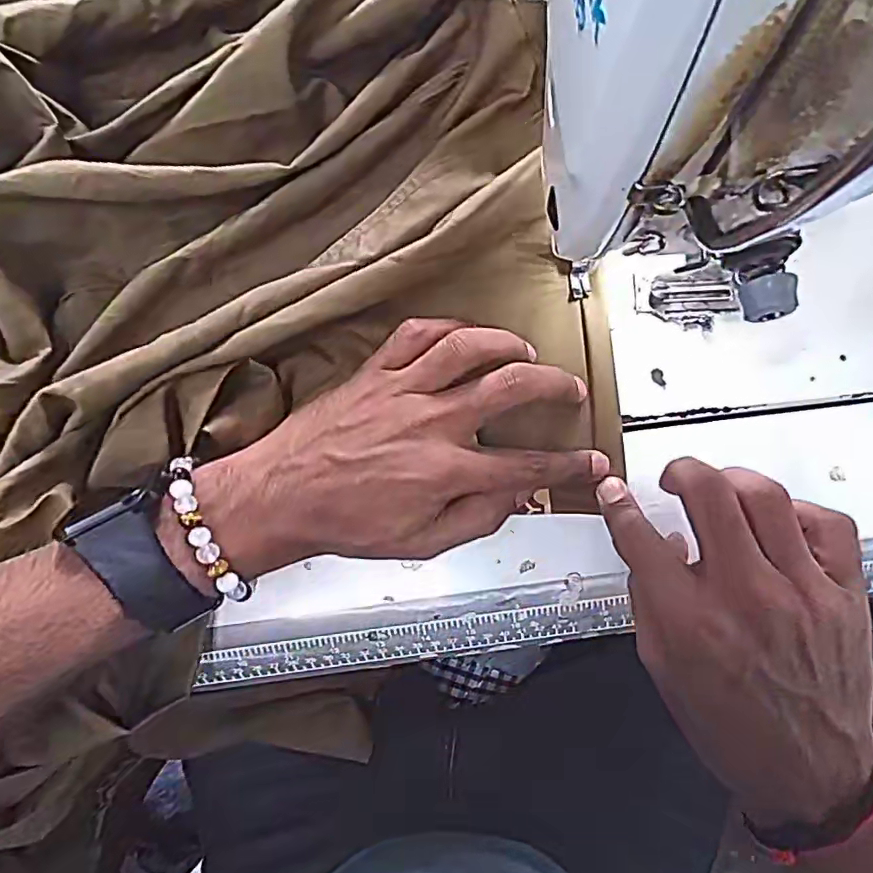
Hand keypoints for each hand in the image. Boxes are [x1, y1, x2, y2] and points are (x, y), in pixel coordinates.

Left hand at [159, 319, 607, 586]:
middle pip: (510, 387)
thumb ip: (475, 520)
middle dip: (553, 385)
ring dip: (505, 344)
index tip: (590, 462)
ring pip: (468, 348)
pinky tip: (463, 336)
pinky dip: (448, 328)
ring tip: (524, 354)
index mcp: (445, 471)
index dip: (568, 466)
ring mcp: (402, 390)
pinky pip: (417, 335)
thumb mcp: (419, 543)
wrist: (282, 496)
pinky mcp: (374, 373)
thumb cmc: (344, 522)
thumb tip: (513, 498)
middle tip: (569, 388)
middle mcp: (431, 423)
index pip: (526, 465)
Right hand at [595, 459, 872, 825]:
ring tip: (722, 489)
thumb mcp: (663, 670)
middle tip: (674, 477)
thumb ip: (649, 604)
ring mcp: (801, 591)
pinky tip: (779, 521)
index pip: (641, 538)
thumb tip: (652, 549)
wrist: (810, 770)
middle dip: (681, 471)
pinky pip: (827, 524)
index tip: (615, 492)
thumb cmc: (729, 726)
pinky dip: (797, 509)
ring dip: (733, 479)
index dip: (619, 505)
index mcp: (688, 622)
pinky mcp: (844, 594)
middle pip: (709, 495)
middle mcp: (744, 596)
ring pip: (767, 497)